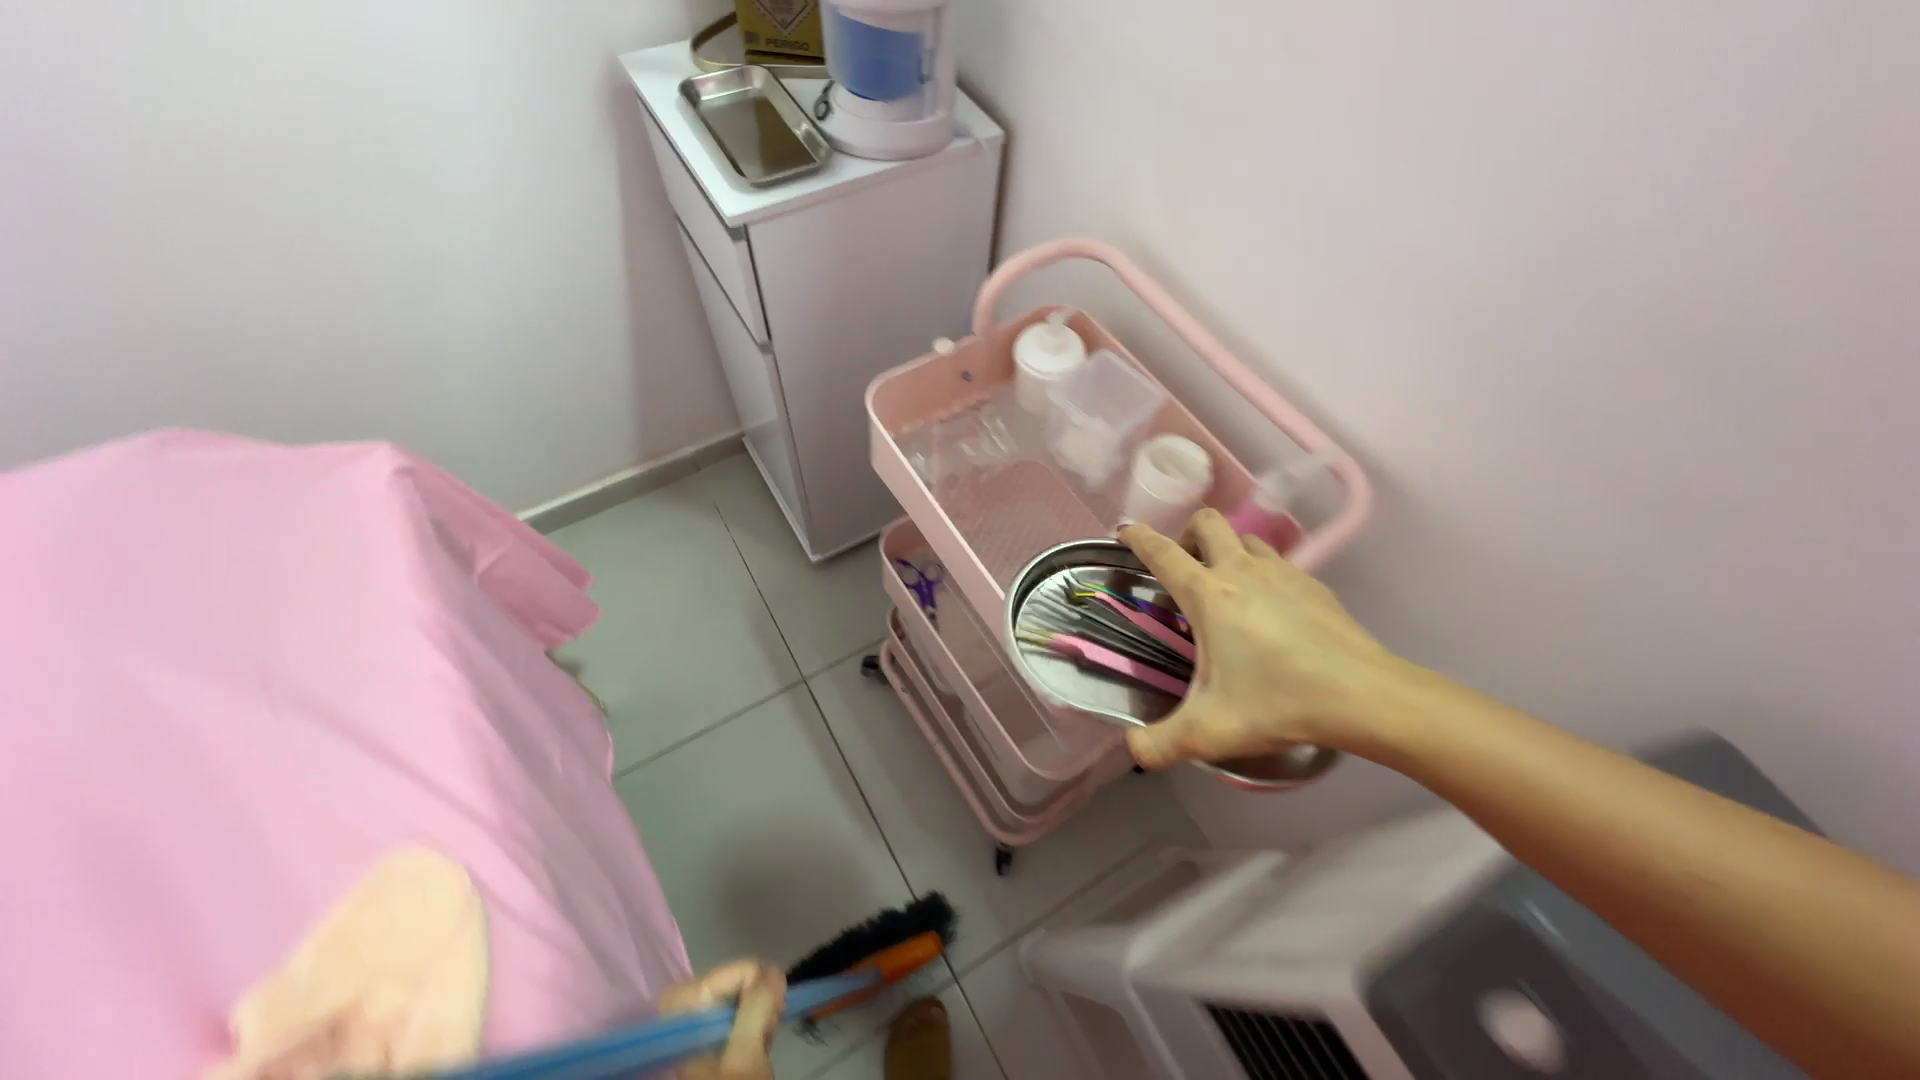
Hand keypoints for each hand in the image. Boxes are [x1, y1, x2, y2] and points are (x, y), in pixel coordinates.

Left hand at [657, 960, 786, 1079]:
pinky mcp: (706, 1036)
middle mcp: (680, 1013)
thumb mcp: (746, 1059)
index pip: (726, 973)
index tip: (768, 1015)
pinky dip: (752, 1022)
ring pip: (735, 995)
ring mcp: (692, 1024)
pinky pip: (734, 1010)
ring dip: (756, 1012)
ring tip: (762, 1040)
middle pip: (729, 981)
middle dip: (755, 998)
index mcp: (679, 1013)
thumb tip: (773, 970)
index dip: (753, 987)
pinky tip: (757, 1042)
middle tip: (766, 1030)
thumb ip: (757, 1010)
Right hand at [1117, 510, 1419, 768]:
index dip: (1138, 537)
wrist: (1364, 696)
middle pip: (1208, 522)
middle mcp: (1243, 570)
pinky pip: (1279, 562)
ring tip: (1225, 587)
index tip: (1125, 532)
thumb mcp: (1208, 732)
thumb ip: (1158, 744)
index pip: (1162, 552)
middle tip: (1183, 569)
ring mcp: (1284, 573)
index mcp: (1209, 595)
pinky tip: (1270, 611)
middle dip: (1187, 534)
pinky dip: (1263, 572)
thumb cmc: (1279, 703)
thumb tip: (1133, 750)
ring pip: (1246, 537)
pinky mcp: (1315, 585)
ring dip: (1227, 549)